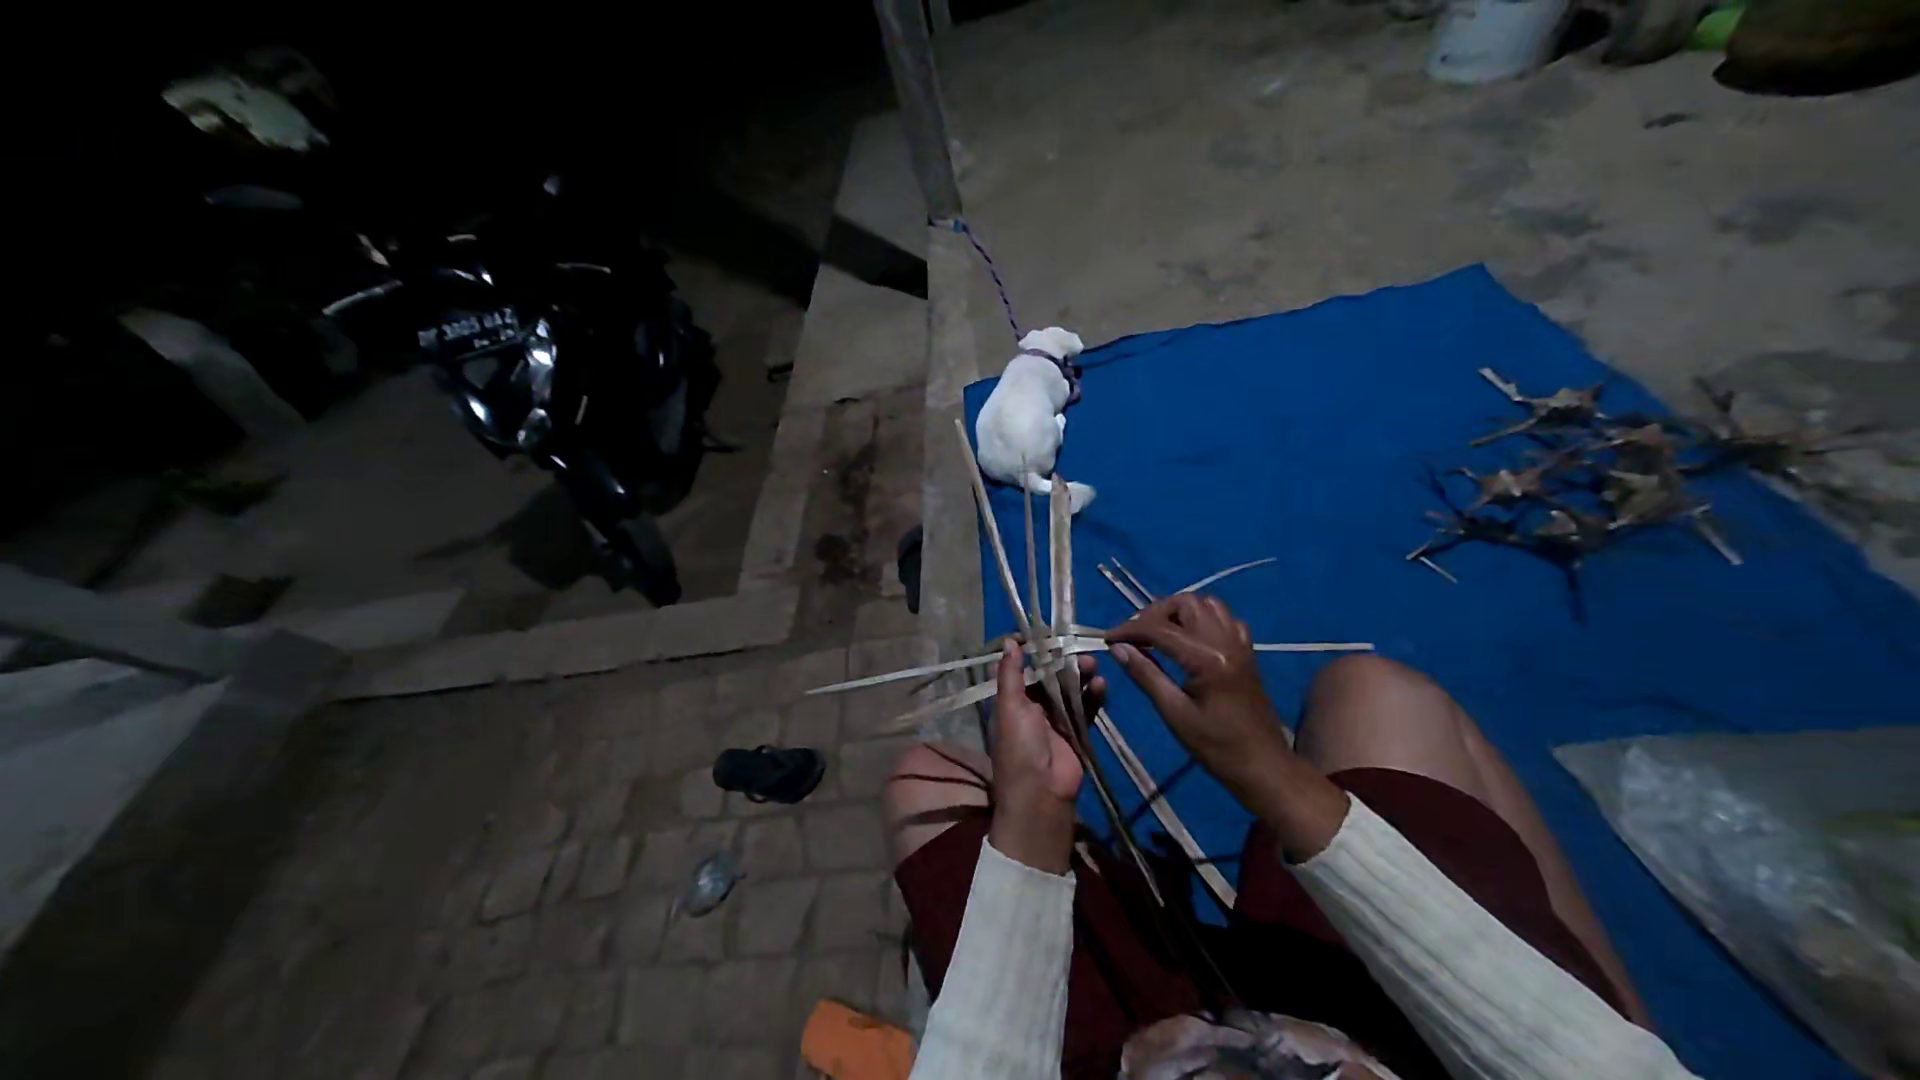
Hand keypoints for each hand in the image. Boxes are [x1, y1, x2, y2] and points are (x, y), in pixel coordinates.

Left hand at [987, 642, 1105, 874]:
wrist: (1041, 793)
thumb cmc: (1019, 746)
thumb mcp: (1009, 706)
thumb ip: (1011, 674)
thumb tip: (1009, 641)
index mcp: (1014, 699)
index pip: (1026, 668)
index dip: (1037, 651)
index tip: (1050, 632)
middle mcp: (1034, 707)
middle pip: (1052, 676)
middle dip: (1066, 663)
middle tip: (1081, 652)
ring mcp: (1057, 719)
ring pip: (1072, 689)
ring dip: (1082, 676)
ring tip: (1093, 666)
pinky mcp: (1077, 731)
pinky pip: (1087, 708)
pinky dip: (1094, 696)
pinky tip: (1102, 685)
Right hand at [1108, 594, 1349, 858]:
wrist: (1263, 766)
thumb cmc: (1216, 747)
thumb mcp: (1174, 713)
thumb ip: (1145, 674)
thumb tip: (1118, 648)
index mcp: (1207, 659)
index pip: (1160, 629)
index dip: (1129, 629)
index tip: (1107, 639)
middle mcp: (1225, 641)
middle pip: (1185, 603)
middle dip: (1154, 613)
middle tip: (1134, 636)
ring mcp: (1240, 644)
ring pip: (1207, 604)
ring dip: (1179, 611)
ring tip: (1159, 633)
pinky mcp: (1247, 651)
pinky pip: (1225, 619)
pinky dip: (1203, 619)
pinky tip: (1190, 638)